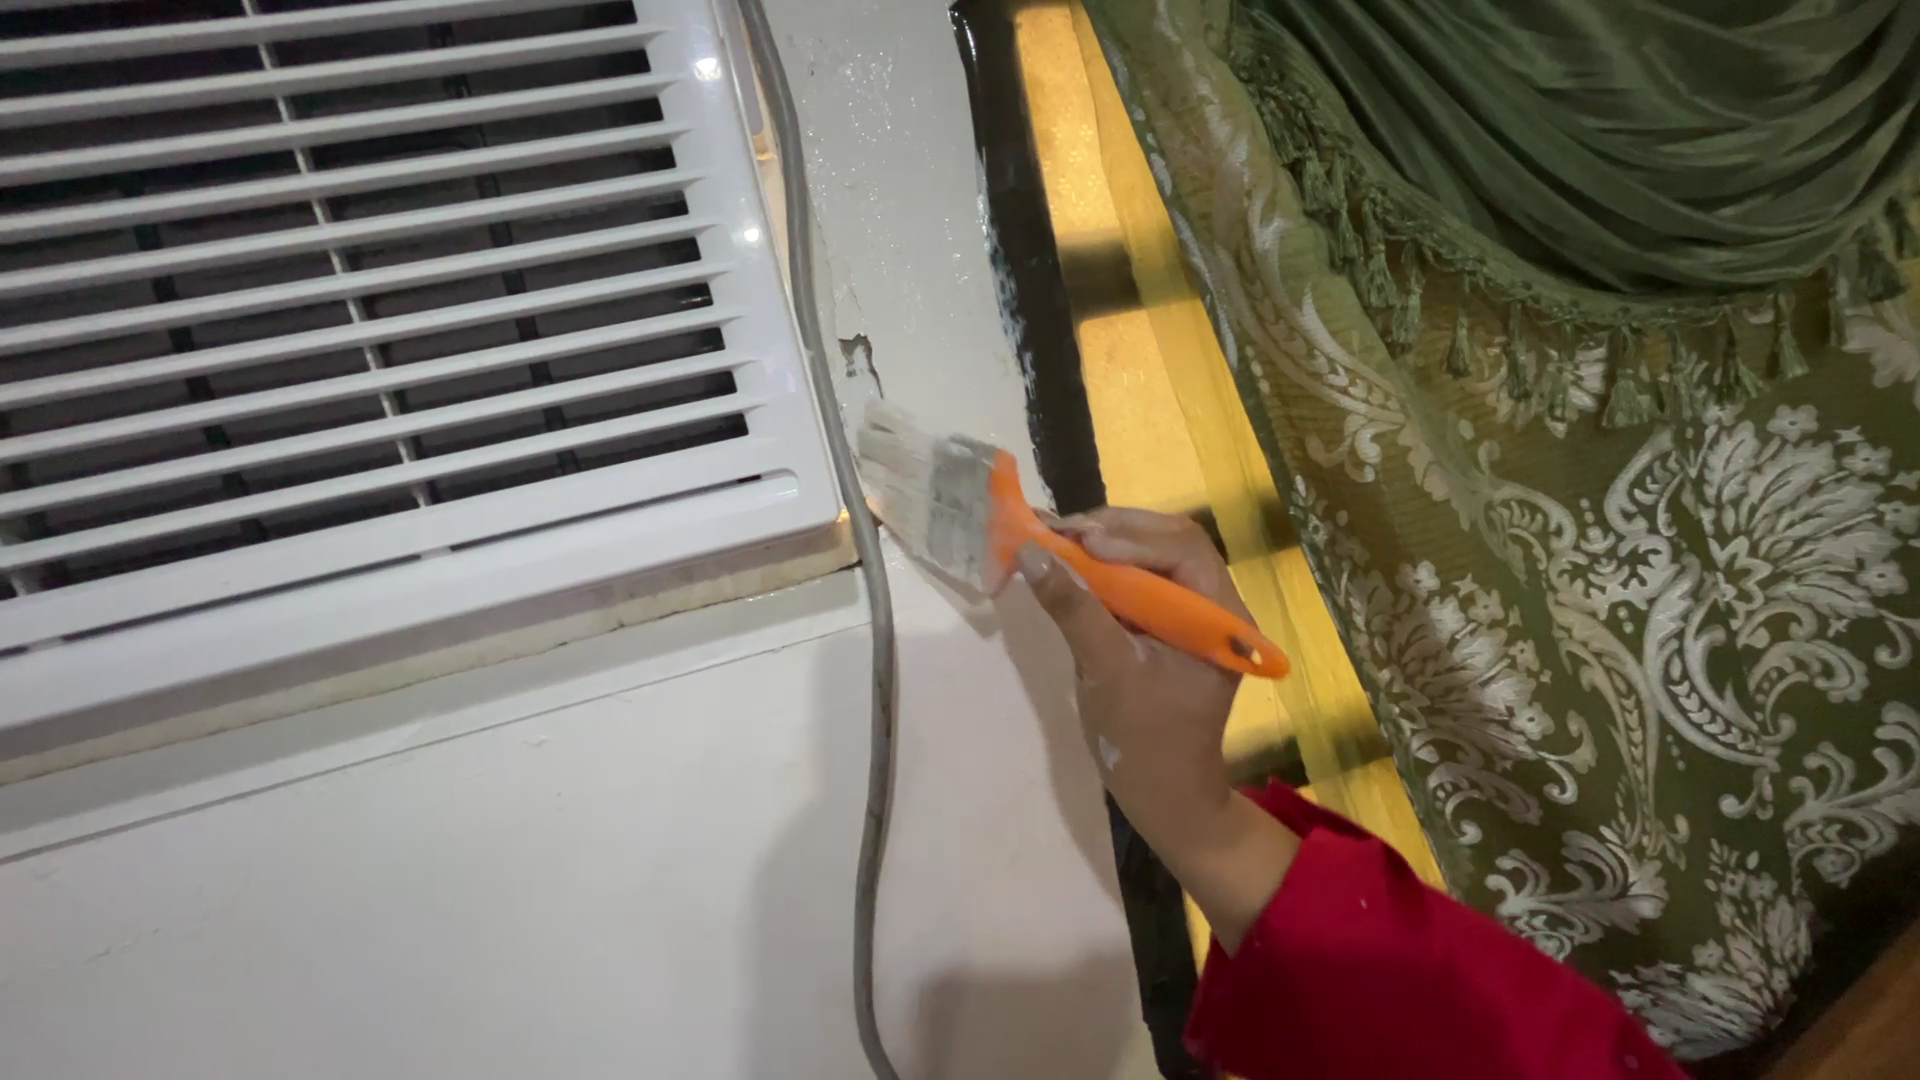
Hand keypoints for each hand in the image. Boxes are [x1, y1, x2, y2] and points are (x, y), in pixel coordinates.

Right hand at [1019, 507, 1298, 951]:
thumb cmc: (1145, 741)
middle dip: (1112, 530)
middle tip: (1058, 531)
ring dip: (1103, 543)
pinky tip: (1068, 562)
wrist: (1164, 795)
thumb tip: (1031, 551)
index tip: (1079, 541)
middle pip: (1167, 540)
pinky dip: (1101, 566)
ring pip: (1149, 553)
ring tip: (1056, 540)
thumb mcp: (1107, 673)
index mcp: (1221, 617)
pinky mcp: (1164, 621)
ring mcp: (1189, 611)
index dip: (1131, 537)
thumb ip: (1074, 609)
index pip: (1184, 549)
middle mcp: (1213, 603)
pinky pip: (1136, 576)